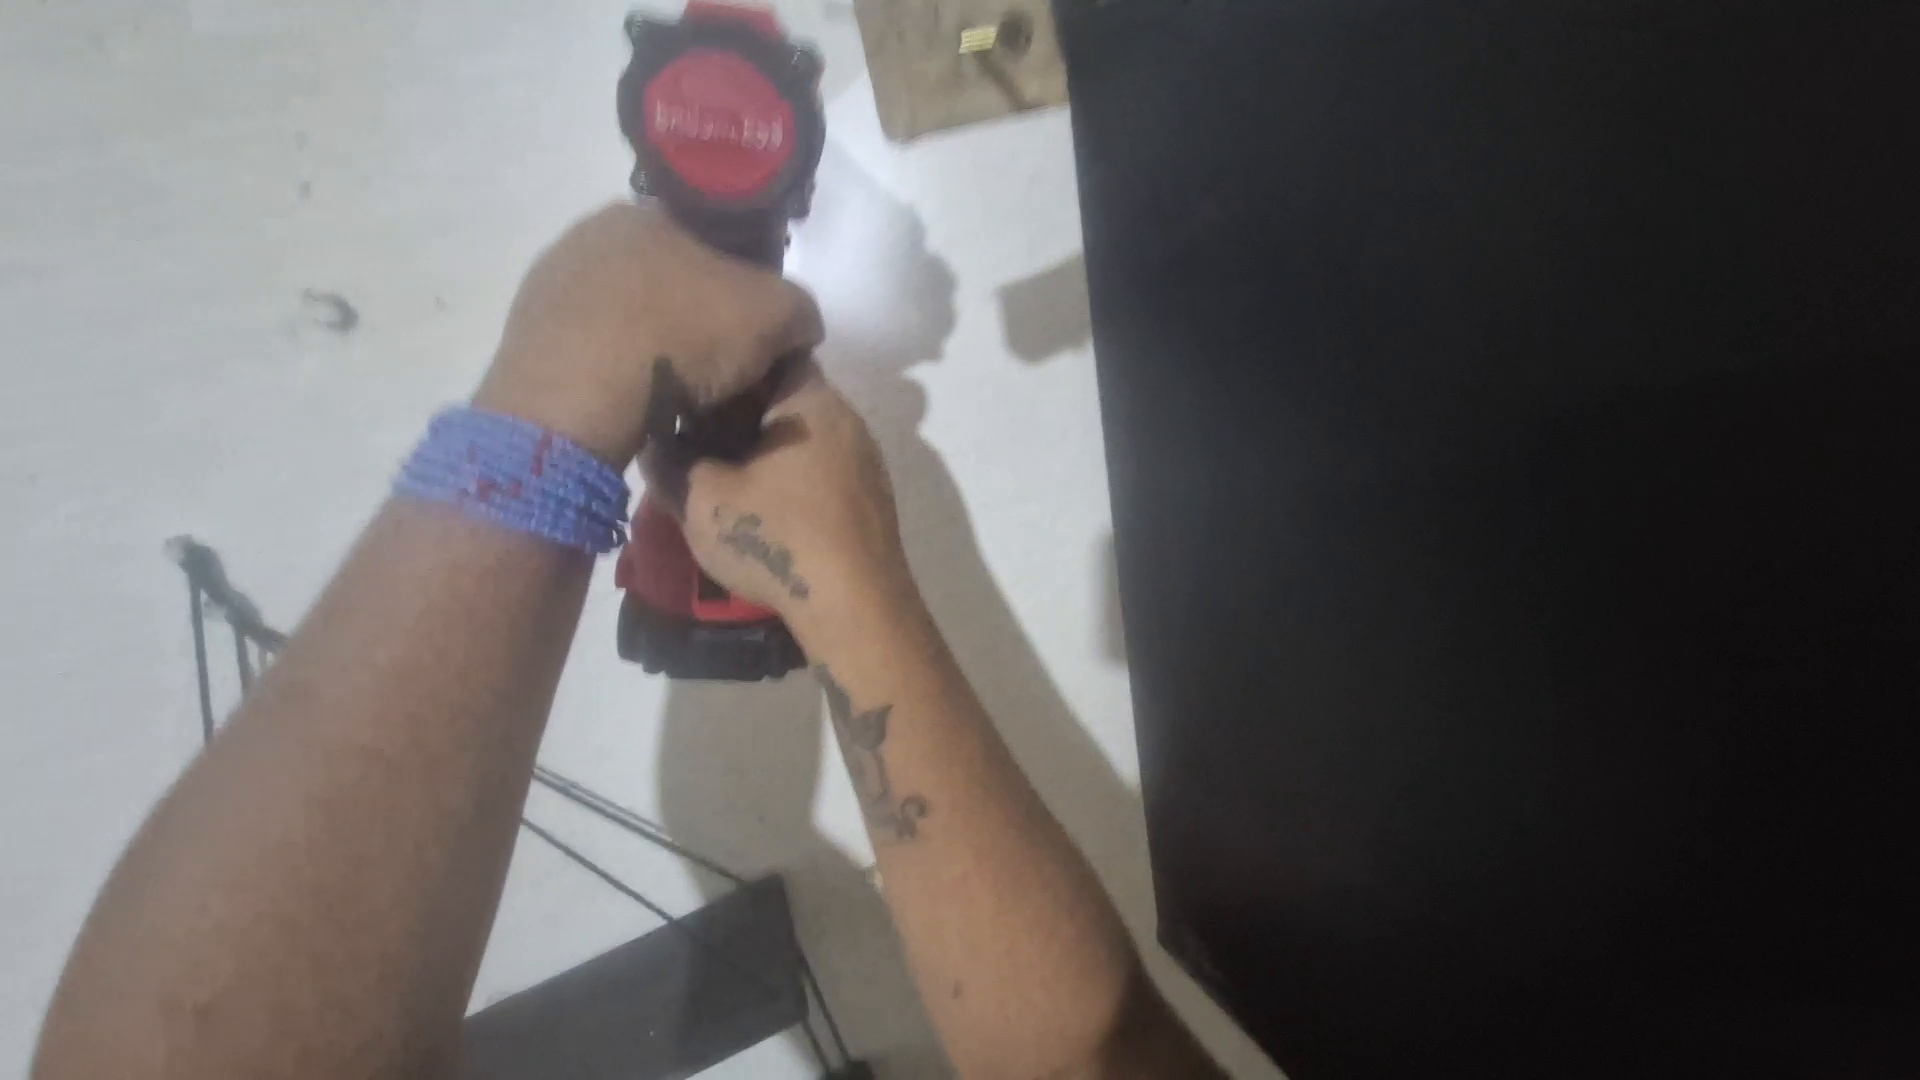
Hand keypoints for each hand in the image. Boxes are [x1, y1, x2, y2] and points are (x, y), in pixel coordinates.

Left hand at [472, 202, 822, 463]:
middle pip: (669, 282)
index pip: (714, 246)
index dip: (744, 292)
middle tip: (721, 372)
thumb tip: (798, 325)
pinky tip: (634, 402)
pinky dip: (618, 370)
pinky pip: (594, 349)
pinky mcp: (526, 332)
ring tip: (677, 396)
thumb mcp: (777, 316)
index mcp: (648, 212)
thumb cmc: (685, 336)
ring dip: (656, 347)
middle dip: (698, 321)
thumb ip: (800, 309)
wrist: (582, 394)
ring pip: (628, 316)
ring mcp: (552, 281)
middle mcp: (592, 233)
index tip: (755, 339)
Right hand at [654, 363, 920, 652]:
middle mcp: (850, 421)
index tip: (697, 389)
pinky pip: (826, 475)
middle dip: (745, 415)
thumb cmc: (778, 537)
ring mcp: (868, 464)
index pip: (773, 353)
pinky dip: (796, 482)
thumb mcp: (704, 500)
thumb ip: (671, 465)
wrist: (856, 607)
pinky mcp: (873, 503)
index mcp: (814, 401)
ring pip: (808, 441)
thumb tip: (654, 449)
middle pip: (790, 399)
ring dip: (771, 453)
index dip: (731, 366)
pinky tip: (770, 512)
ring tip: (729, 478)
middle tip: (702, 438)